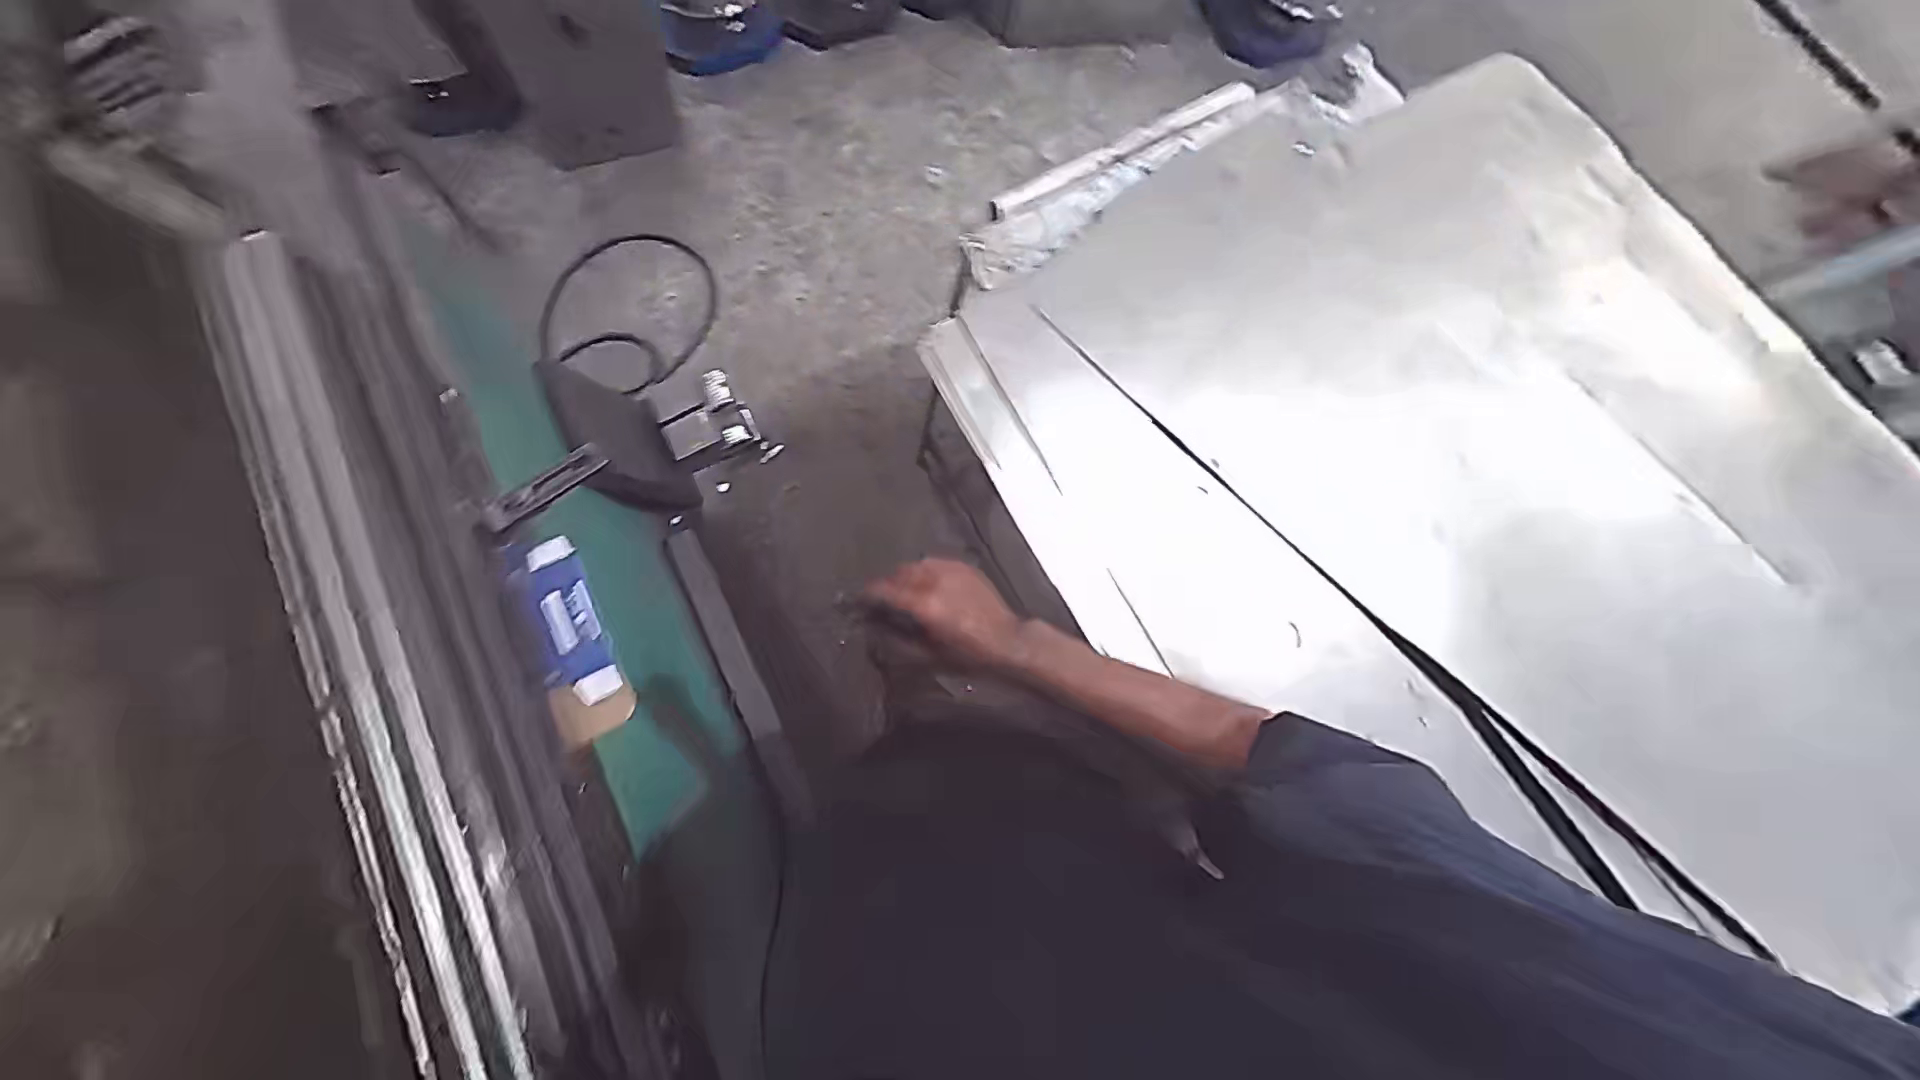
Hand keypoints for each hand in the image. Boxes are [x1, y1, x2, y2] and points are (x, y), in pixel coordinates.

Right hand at [861, 558, 1026, 670]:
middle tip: (887, 598)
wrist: (1007, 641)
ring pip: (918, 564)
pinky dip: (929, 571)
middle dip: (889, 584)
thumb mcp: (930, 655)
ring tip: (909, 589)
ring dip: (909, 575)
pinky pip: (938, 562)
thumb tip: (878, 628)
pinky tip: (932, 583)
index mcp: (924, 604)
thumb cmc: (970, 655)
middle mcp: (936, 582)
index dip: (869, 593)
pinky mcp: (966, 568)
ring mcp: (952, 571)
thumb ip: (900, 639)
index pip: (885, 589)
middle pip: (900, 573)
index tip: (862, 598)